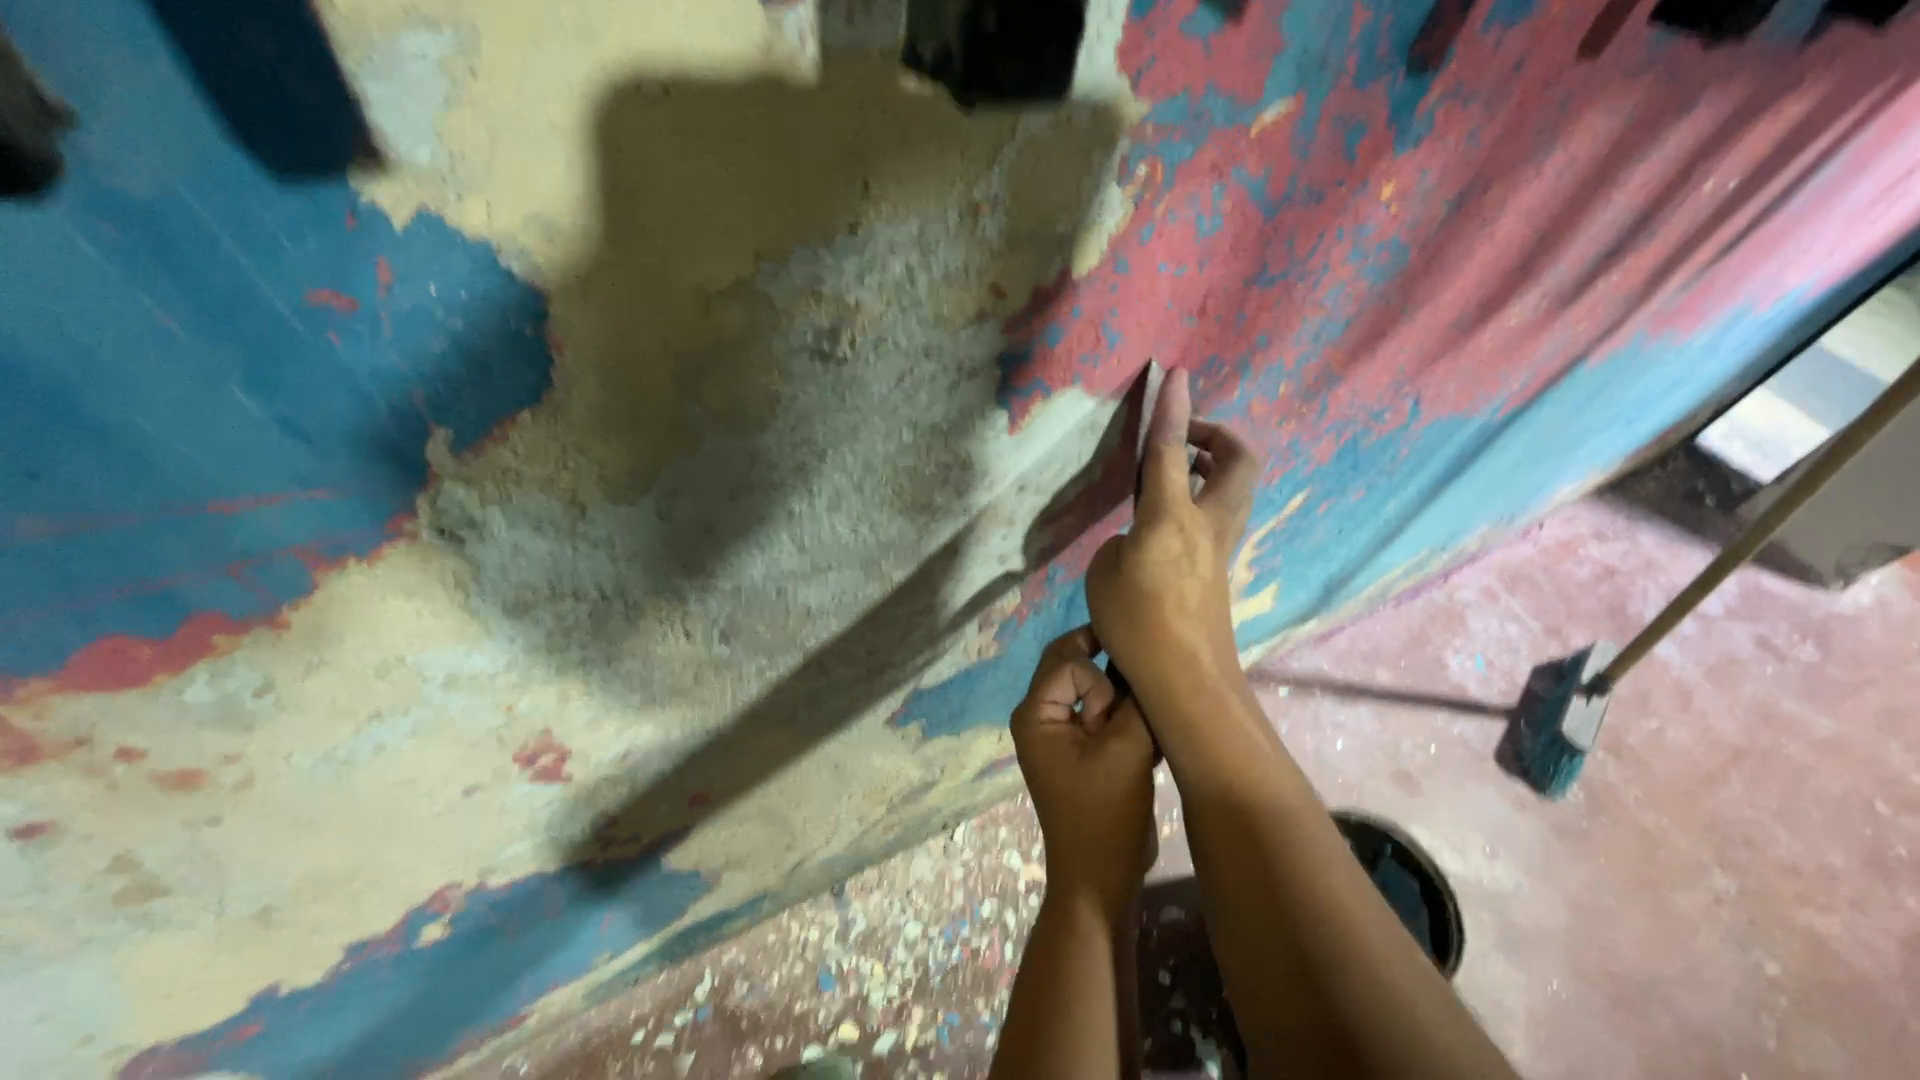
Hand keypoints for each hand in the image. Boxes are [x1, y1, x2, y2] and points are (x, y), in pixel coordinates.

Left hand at [1011, 626, 1157, 919]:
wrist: (1102, 876)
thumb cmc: (1105, 813)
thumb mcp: (1127, 749)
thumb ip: (1135, 699)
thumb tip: (1146, 662)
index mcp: (1034, 714)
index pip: (1069, 662)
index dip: (1099, 686)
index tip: (1109, 725)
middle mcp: (1041, 717)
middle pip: (1075, 666)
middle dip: (1111, 680)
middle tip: (1135, 707)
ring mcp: (1061, 734)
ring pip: (1094, 690)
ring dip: (1122, 703)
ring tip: (1142, 732)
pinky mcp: (1083, 749)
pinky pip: (1103, 714)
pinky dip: (1125, 721)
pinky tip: (1147, 745)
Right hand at [1087, 367, 1258, 700]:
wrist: (1185, 680)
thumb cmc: (1138, 623)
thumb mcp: (1107, 572)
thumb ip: (1122, 540)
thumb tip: (1139, 539)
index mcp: (1173, 517)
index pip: (1170, 450)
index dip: (1170, 409)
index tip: (1173, 373)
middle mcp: (1207, 523)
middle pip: (1237, 459)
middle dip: (1215, 434)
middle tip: (1180, 438)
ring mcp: (1220, 546)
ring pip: (1234, 486)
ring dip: (1210, 465)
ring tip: (1170, 472)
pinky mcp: (1218, 568)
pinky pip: (1218, 512)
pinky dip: (1199, 497)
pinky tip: (1165, 518)